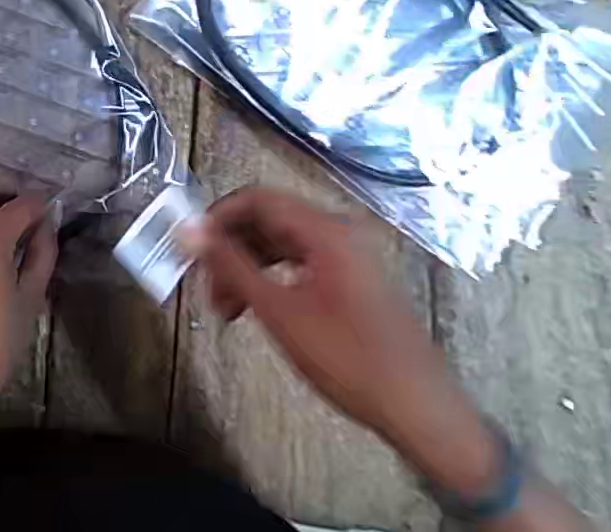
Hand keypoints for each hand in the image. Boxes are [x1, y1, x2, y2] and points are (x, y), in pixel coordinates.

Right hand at [186, 188, 501, 498]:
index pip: (257, 198)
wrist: (420, 411)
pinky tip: (256, 308)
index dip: (218, 216)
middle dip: (230, 248)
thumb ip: (230, 265)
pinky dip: (271, 279)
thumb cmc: (349, 359)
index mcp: (324, 229)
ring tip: (225, 308)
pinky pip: (299, 262)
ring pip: (281, 244)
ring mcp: (346, 255)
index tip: (192, 245)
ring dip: (247, 267)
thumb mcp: (279, 311)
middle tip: (206, 284)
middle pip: (268, 220)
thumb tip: (190, 232)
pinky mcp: (350, 278)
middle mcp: (336, 232)